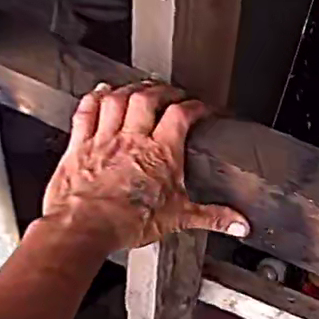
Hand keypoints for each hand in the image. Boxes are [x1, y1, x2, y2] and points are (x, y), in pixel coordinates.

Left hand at [39, 82, 250, 253]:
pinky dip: (94, 98)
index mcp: (161, 153)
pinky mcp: (79, 146)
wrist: (82, 230)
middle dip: (163, 90)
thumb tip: (240, 224)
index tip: (201, 107)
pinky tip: (100, 93)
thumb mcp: (179, 219)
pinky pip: (86, 112)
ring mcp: (104, 139)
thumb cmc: (127, 223)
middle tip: (171, 92)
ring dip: (130, 89)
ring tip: (140, 87)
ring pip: (117, 99)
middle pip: (148, 98)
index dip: (195, 105)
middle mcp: (132, 140)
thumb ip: (214, 217)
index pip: (181, 114)